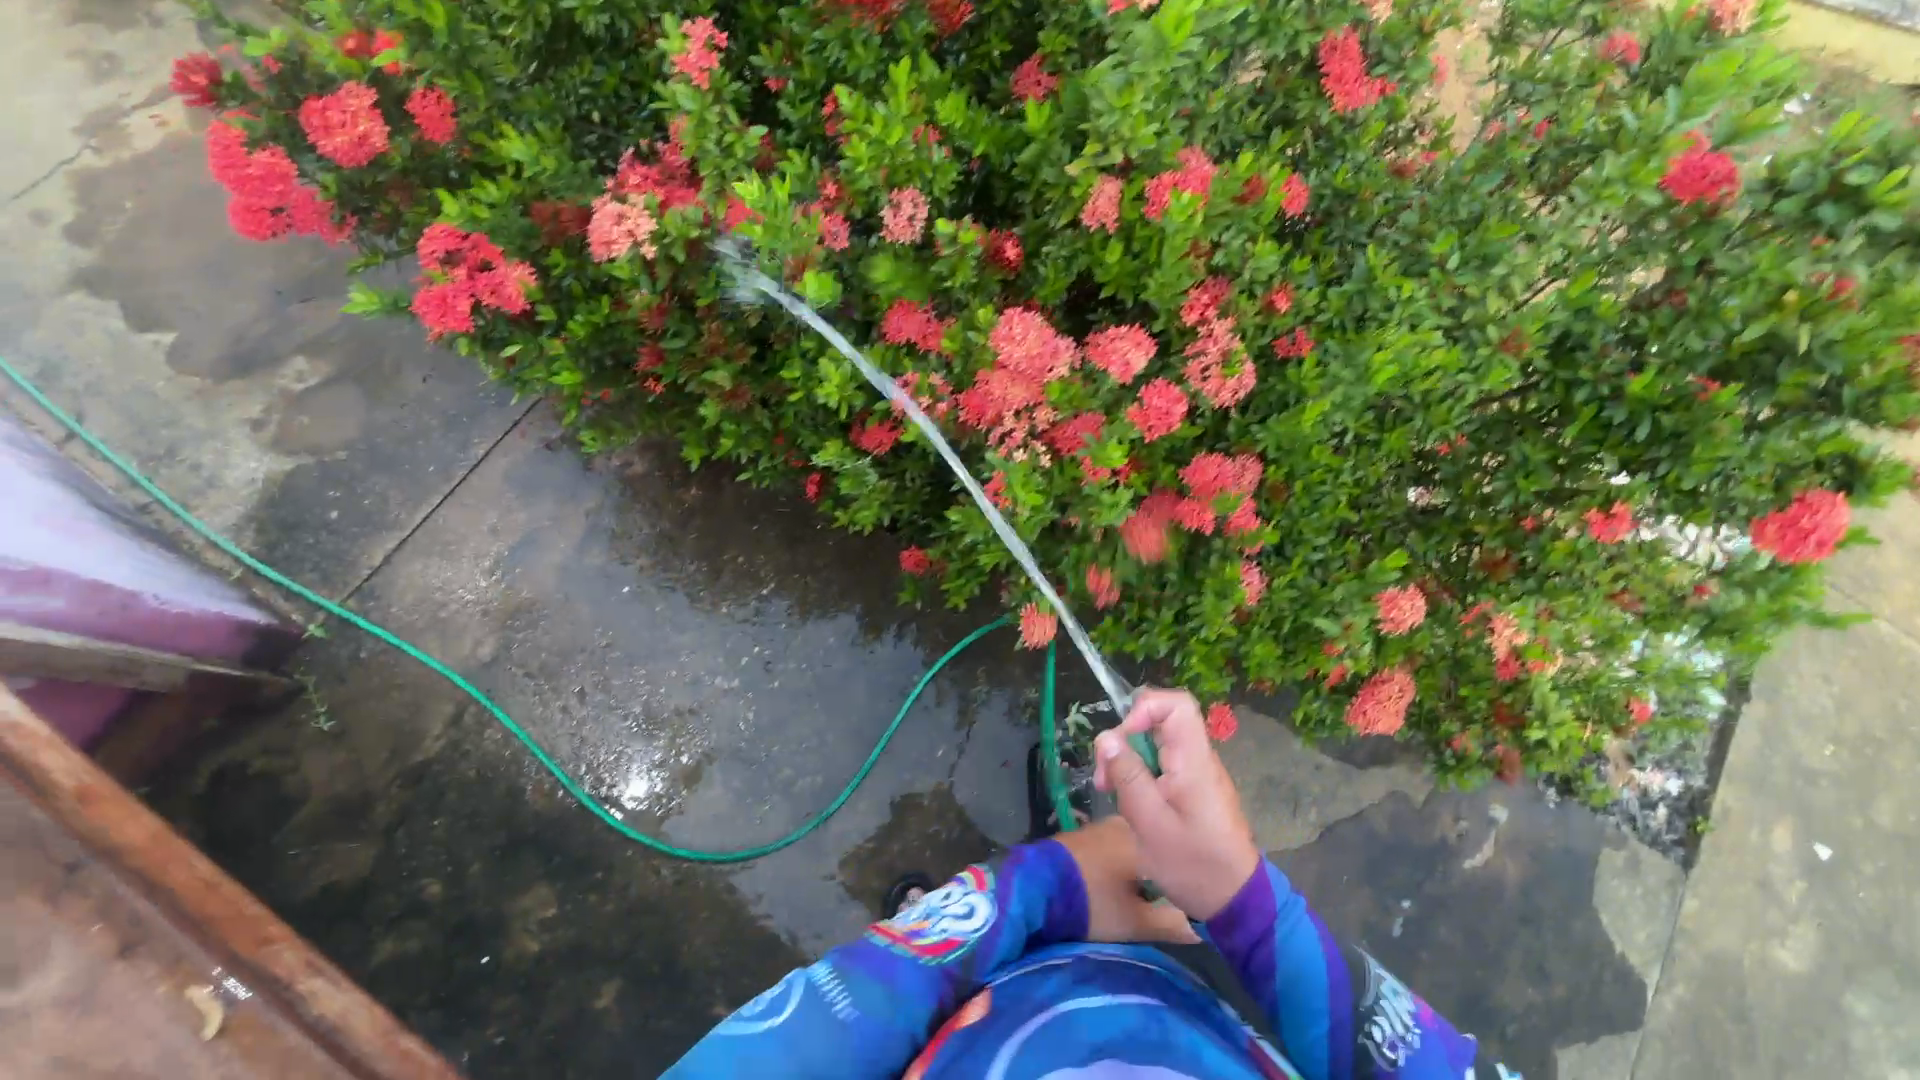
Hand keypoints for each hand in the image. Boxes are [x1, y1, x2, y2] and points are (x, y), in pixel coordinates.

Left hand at [1052, 817, 1197, 944]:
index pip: (1178, 855)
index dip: (1185, 879)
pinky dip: (1117, 861)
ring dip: (1137, 867)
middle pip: (1155, 849)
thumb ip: (1171, 925)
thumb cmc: (1092, 903)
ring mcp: (1101, 826)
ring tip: (1138, 893)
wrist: (1035, 886)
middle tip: (1162, 900)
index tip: (1186, 901)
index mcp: (1146, 841)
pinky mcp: (1081, 833)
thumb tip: (1199, 929)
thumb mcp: (1135, 923)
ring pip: (1133, 846)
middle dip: (1161, 872)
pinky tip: (1113, 881)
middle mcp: (1126, 825)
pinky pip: (1111, 845)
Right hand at [1093, 688, 1261, 920]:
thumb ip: (1127, 776)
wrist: (1234, 901)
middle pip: (1160, 724)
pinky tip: (1132, 808)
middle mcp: (1199, 760)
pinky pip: (1163, 768)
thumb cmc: (1192, 863)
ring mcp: (1198, 776)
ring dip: (1129, 764)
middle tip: (1105, 778)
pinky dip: (1141, 780)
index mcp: (1193, 761)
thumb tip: (1106, 737)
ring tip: (1113, 796)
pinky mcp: (1194, 792)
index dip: (1143, 709)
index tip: (1120, 740)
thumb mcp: (1149, 823)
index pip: (1176, 705)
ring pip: (1157, 747)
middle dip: (1125, 742)